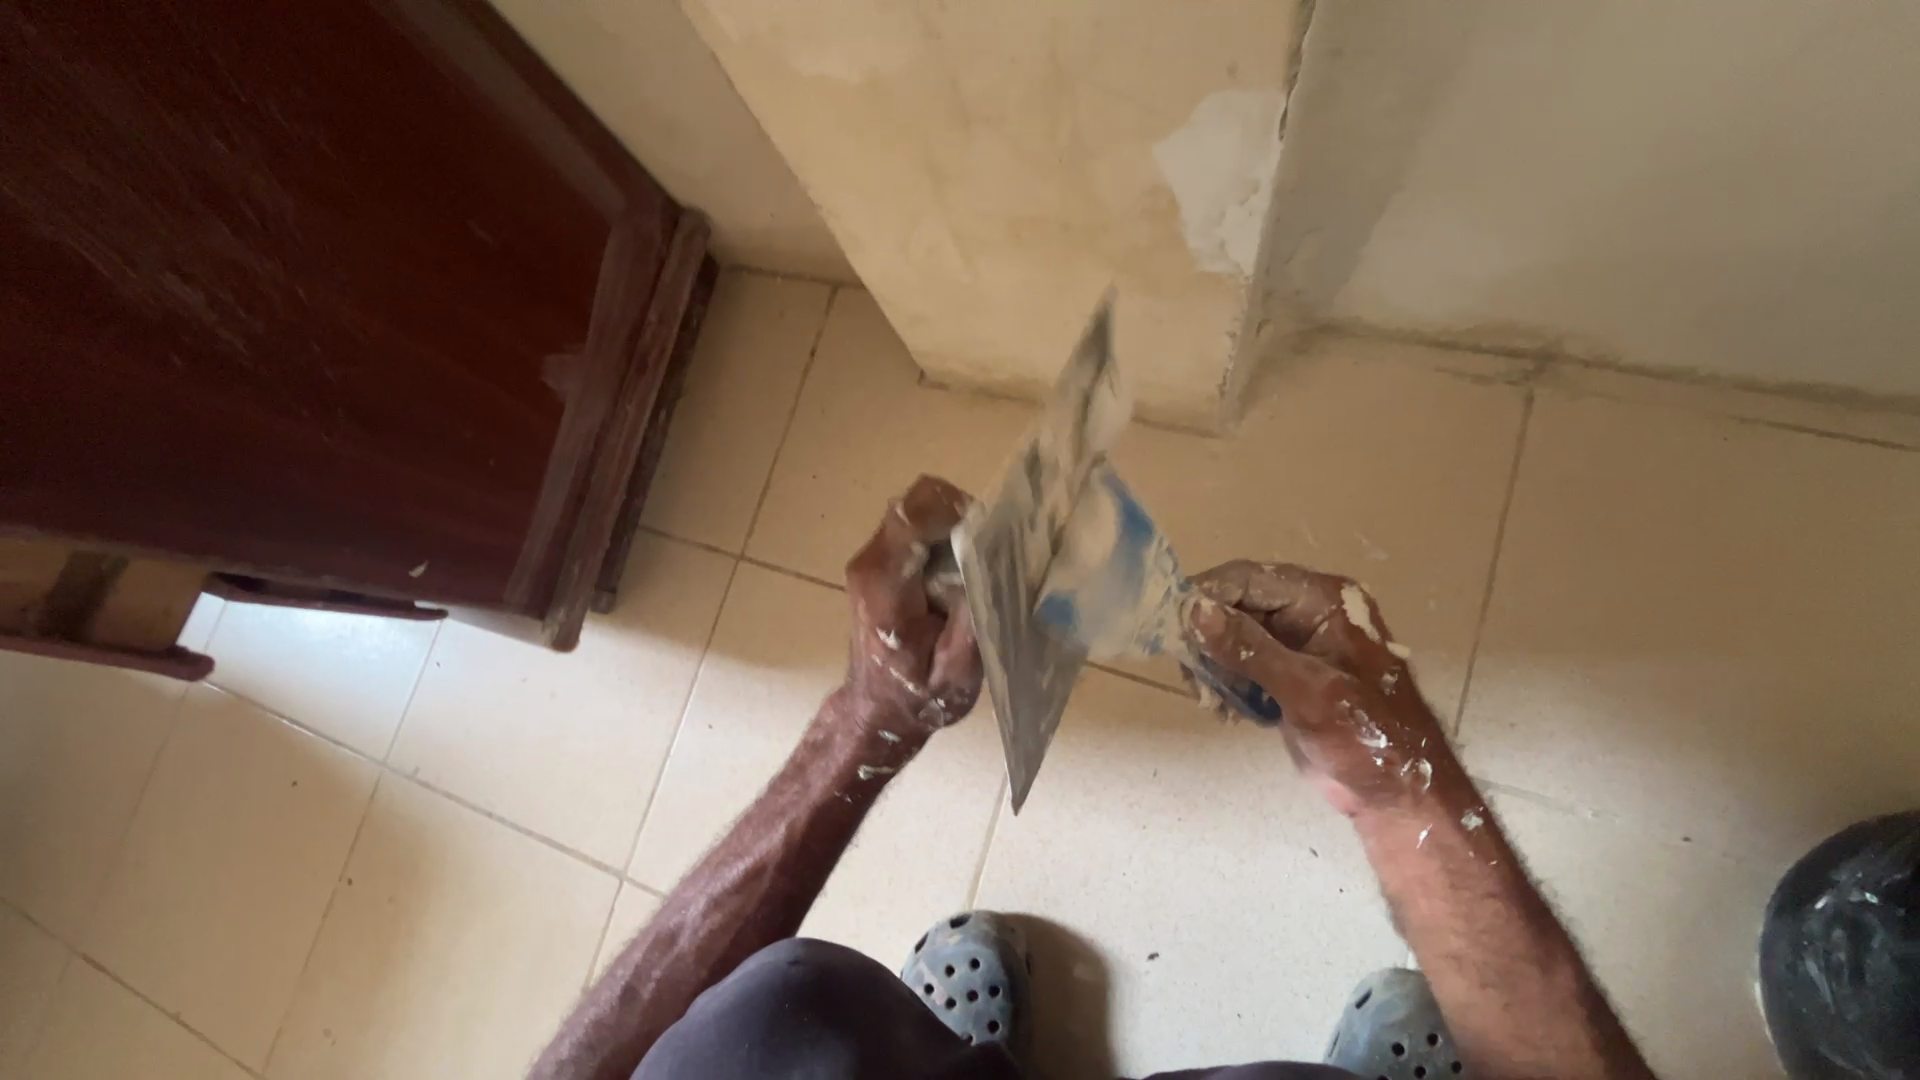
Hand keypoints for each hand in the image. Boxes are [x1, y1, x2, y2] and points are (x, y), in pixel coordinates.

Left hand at [840, 475, 983, 739]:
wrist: (878, 710)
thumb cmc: (920, 697)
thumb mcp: (959, 669)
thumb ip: (974, 614)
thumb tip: (991, 562)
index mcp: (886, 585)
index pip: (912, 516)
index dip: (956, 511)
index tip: (992, 535)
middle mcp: (871, 560)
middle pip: (917, 502)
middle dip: (961, 517)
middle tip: (991, 554)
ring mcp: (872, 556)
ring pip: (918, 508)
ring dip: (955, 526)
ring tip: (978, 565)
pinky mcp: (881, 559)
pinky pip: (917, 525)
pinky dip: (945, 535)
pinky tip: (961, 570)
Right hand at [1185, 560, 1449, 815]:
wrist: (1396, 795)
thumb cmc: (1366, 739)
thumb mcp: (1306, 691)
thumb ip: (1249, 649)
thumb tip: (1193, 610)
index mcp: (1323, 601)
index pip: (1248, 579)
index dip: (1206, 598)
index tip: (1172, 629)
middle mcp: (1307, 611)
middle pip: (1235, 604)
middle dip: (1207, 637)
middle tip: (1191, 675)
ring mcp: (1296, 642)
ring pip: (1231, 633)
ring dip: (1212, 663)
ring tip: (1210, 699)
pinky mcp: (1285, 671)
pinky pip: (1240, 660)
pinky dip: (1225, 680)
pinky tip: (1226, 709)